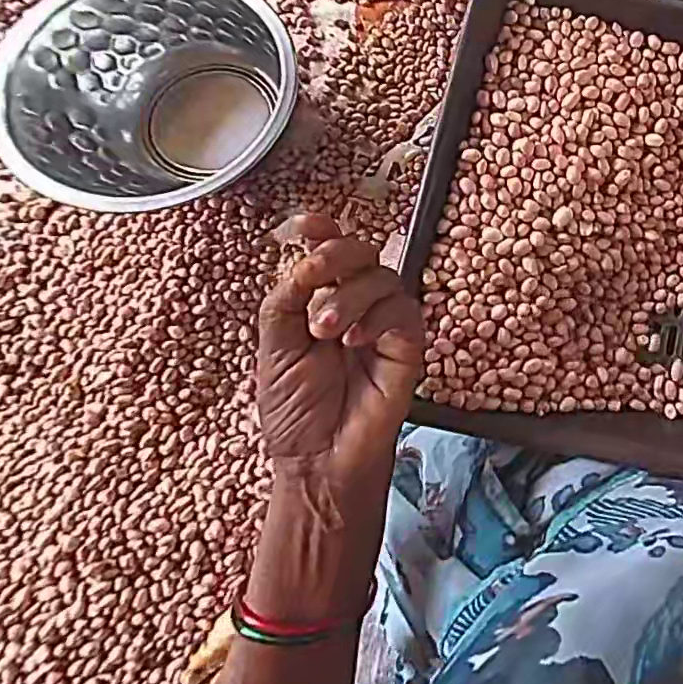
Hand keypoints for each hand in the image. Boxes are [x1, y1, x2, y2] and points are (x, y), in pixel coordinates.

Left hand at [256, 214, 424, 485]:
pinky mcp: (409, 341)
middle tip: (314, 279)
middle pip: (360, 252)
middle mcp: (356, 302)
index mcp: (321, 299)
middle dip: (336, 256)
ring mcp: (384, 321)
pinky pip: (403, 309)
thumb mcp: (274, 347)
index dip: (319, 229)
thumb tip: (305, 258)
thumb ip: (287, 298)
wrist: (318, 458)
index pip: (328, 251)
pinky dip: (377, 317)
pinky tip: (356, 341)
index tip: (303, 225)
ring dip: (350, 296)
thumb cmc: (296, 408)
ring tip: (326, 332)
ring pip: (381, 277)